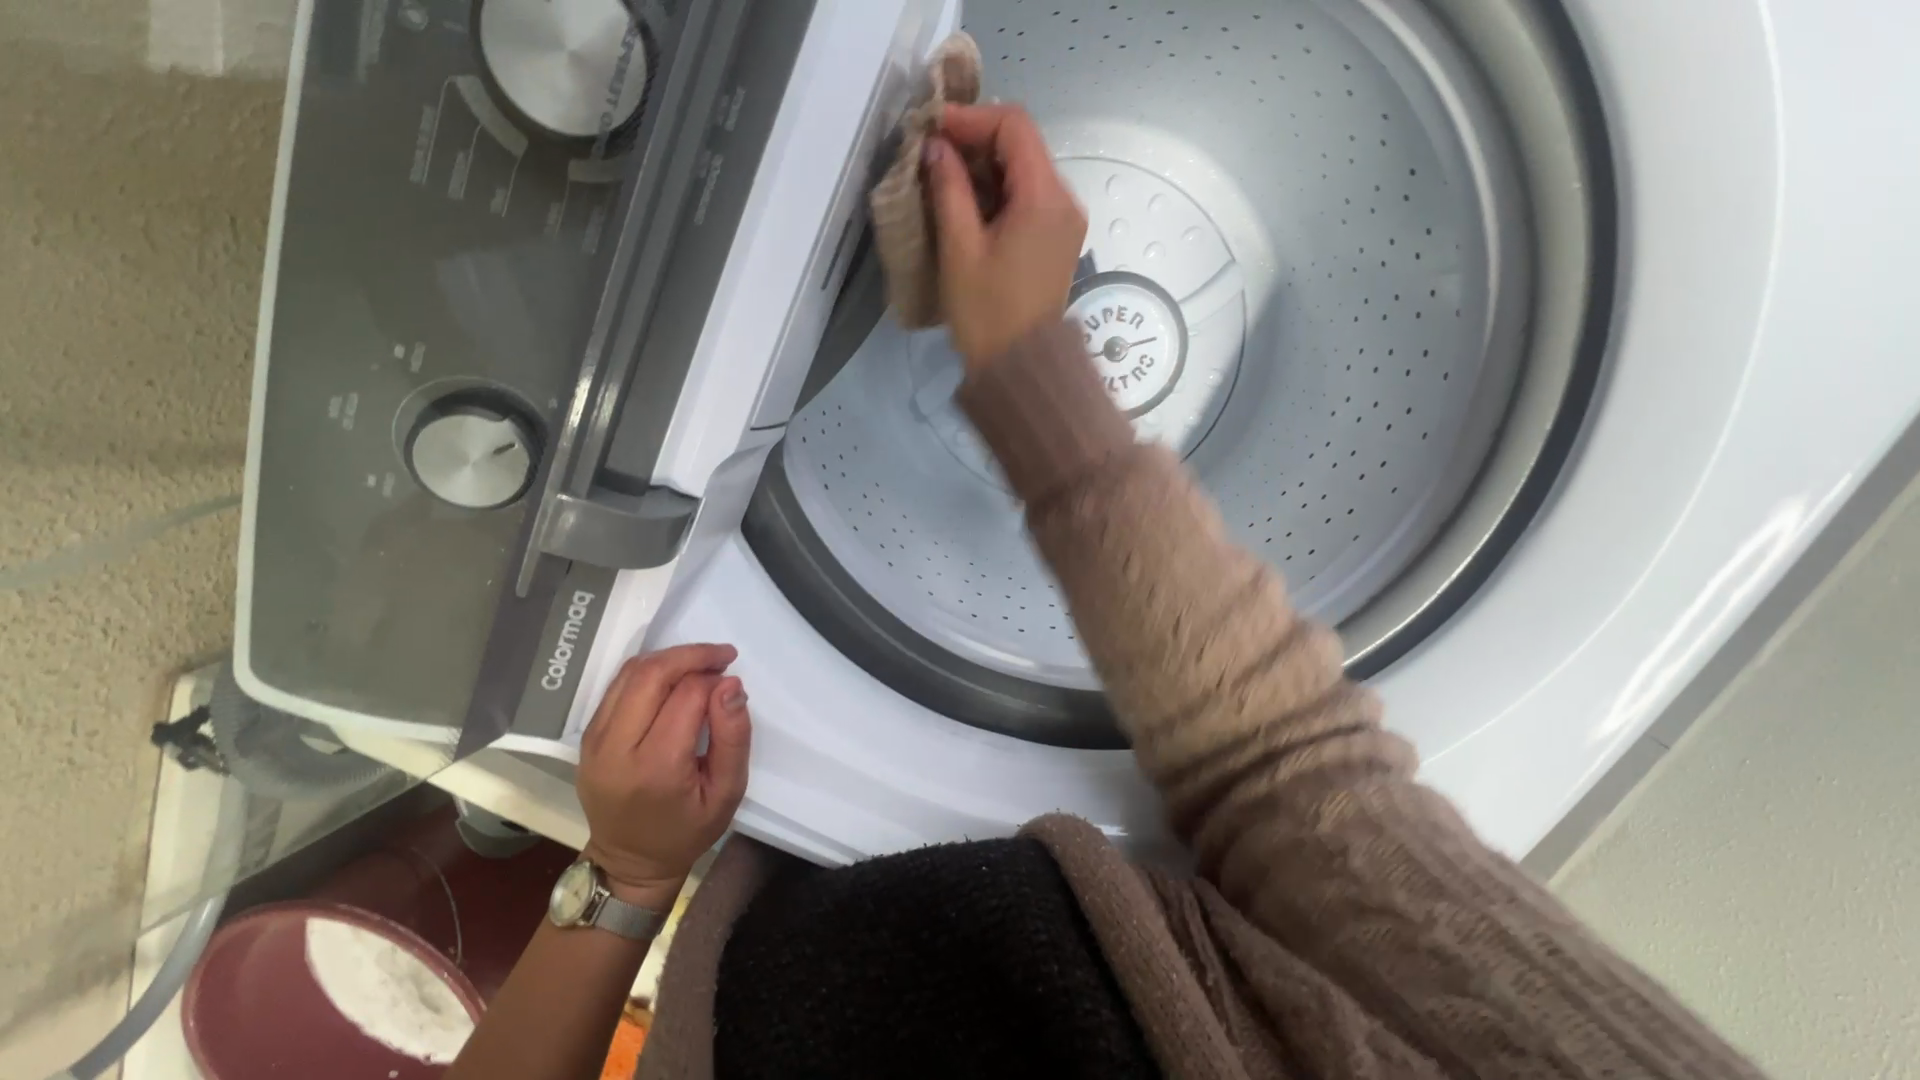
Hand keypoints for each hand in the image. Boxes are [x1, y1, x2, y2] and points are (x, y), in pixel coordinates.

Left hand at [577, 644, 750, 911]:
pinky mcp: (587, 738)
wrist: (629, 862)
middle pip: (651, 674)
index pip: (686, 696)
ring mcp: (594, 742)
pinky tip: (672, 679)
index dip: (714, 680)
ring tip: (699, 664)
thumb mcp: (727, 792)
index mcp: (657, 767)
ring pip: (629, 674)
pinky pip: (616, 688)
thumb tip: (731, 685)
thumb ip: (733, 736)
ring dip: (668, 659)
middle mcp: (617, 748)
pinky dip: (647, 673)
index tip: (732, 683)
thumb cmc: (687, 831)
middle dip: (690, 655)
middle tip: (721, 657)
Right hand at [924, 103, 1087, 369]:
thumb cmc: (986, 313)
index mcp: (1045, 198)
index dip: (971, 119)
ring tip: (943, 177)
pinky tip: (967, 203)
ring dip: (986, 166)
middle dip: (977, 141)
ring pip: (1026, 170)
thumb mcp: (959, 248)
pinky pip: (1029, 197)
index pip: (1014, 127)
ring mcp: (1066, 221)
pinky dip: (999, 190)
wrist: (1021, 368)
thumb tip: (936, 147)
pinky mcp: (1057, 240)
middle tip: (932, 153)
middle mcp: (1065, 201)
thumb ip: (949, 188)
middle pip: (1023, 144)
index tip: (932, 129)